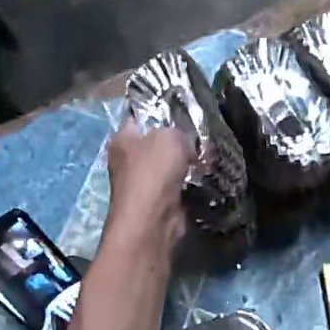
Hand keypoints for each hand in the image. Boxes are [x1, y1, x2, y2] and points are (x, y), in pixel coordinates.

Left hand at [104, 119, 194, 248]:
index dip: (159, 110)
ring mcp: (143, 184)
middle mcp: (128, 161)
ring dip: (186, 163)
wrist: (153, 220)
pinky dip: (190, 183)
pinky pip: (177, 185)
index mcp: (122, 140)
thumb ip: (177, 132)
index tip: (183, 109)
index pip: (139, 117)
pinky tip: (205, 176)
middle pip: (156, 142)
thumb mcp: (168, 137)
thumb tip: (184, 143)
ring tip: (207, 155)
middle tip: (201, 135)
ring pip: (169, 165)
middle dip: (178, 140)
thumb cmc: (153, 172)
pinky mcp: (158, 202)